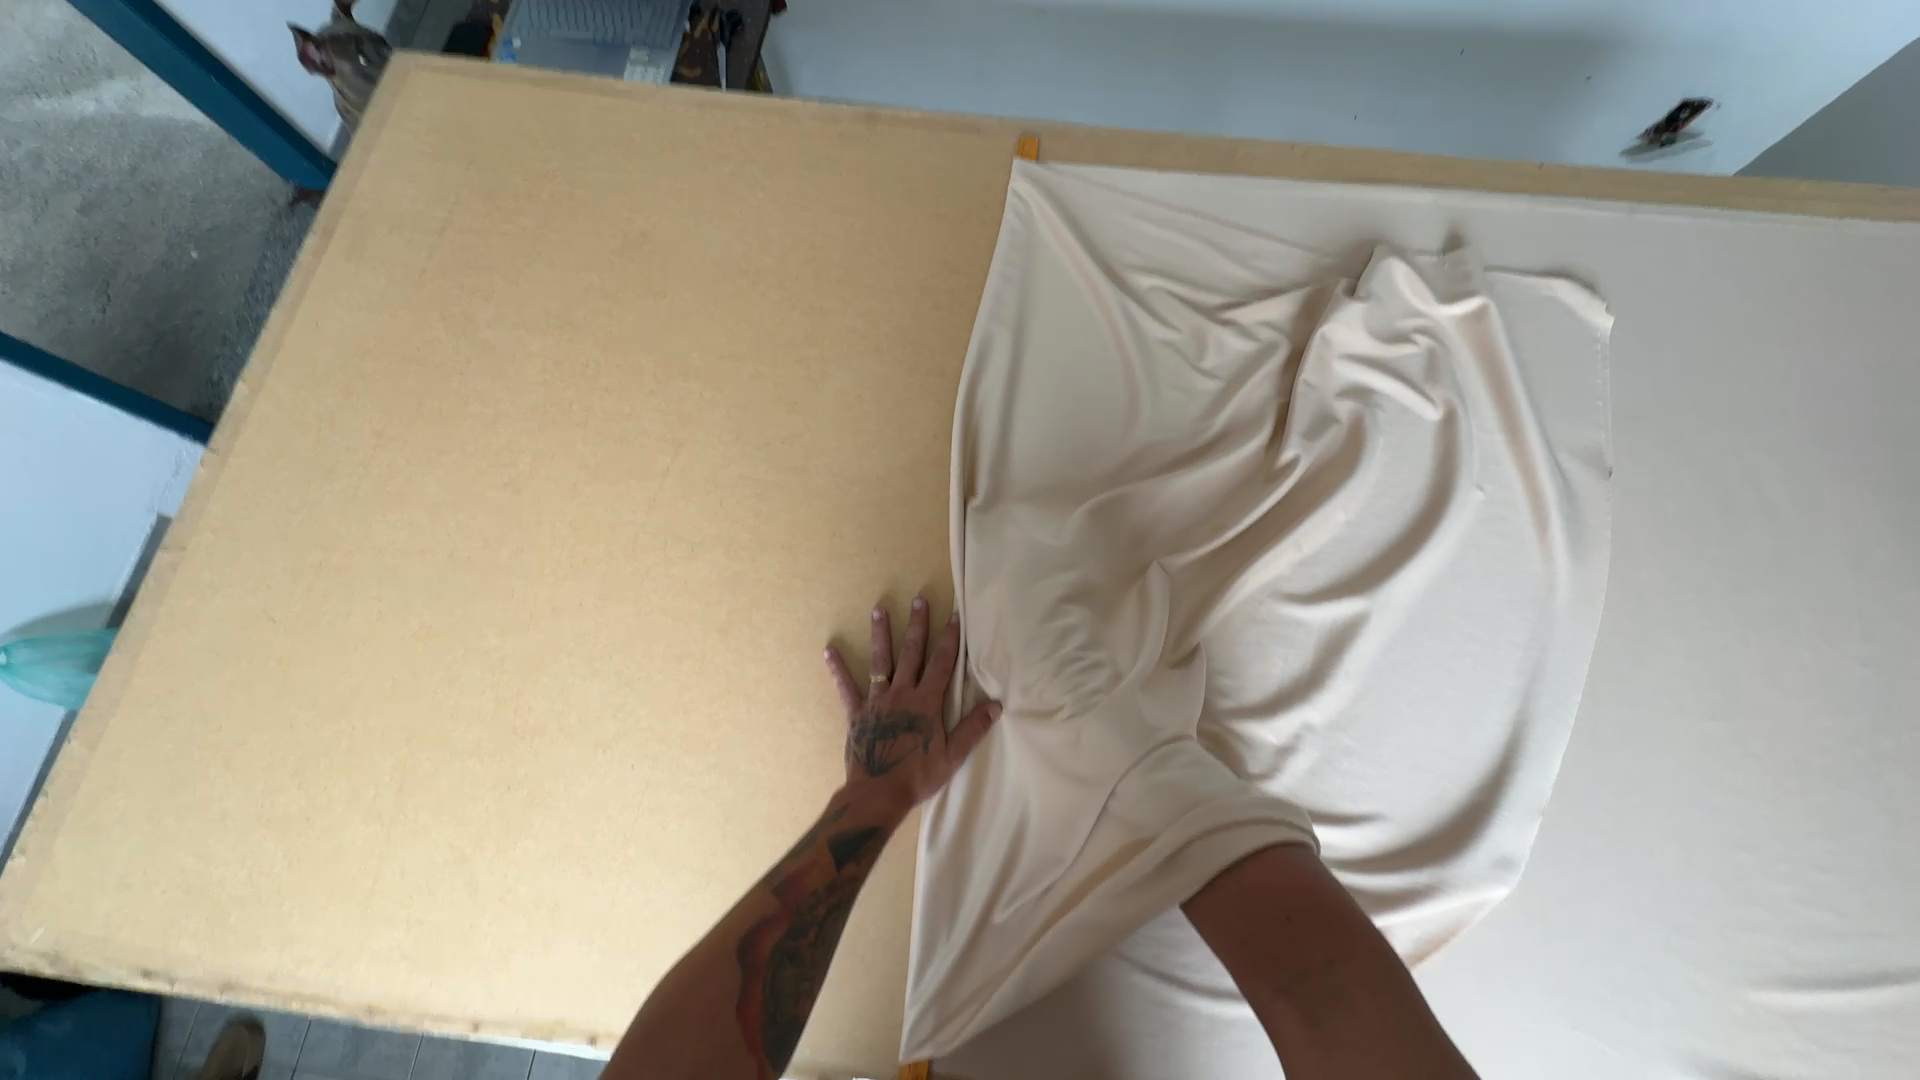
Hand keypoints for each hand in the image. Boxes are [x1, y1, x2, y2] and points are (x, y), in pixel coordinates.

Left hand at [825, 595, 999, 811]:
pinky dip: (838, 669)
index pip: (942, 663)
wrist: (878, 794)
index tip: (954, 616)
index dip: (950, 639)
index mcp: (926, 702)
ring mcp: (876, 701)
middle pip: (911, 653)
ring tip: (878, 610)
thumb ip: (973, 728)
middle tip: (918, 600)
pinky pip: (846, 688)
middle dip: (917, 626)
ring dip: (880, 635)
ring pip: (880, 661)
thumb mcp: (953, 756)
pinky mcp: (856, 714)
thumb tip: (996, 705)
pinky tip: (828, 651)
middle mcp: (901, 693)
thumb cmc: (918, 776)